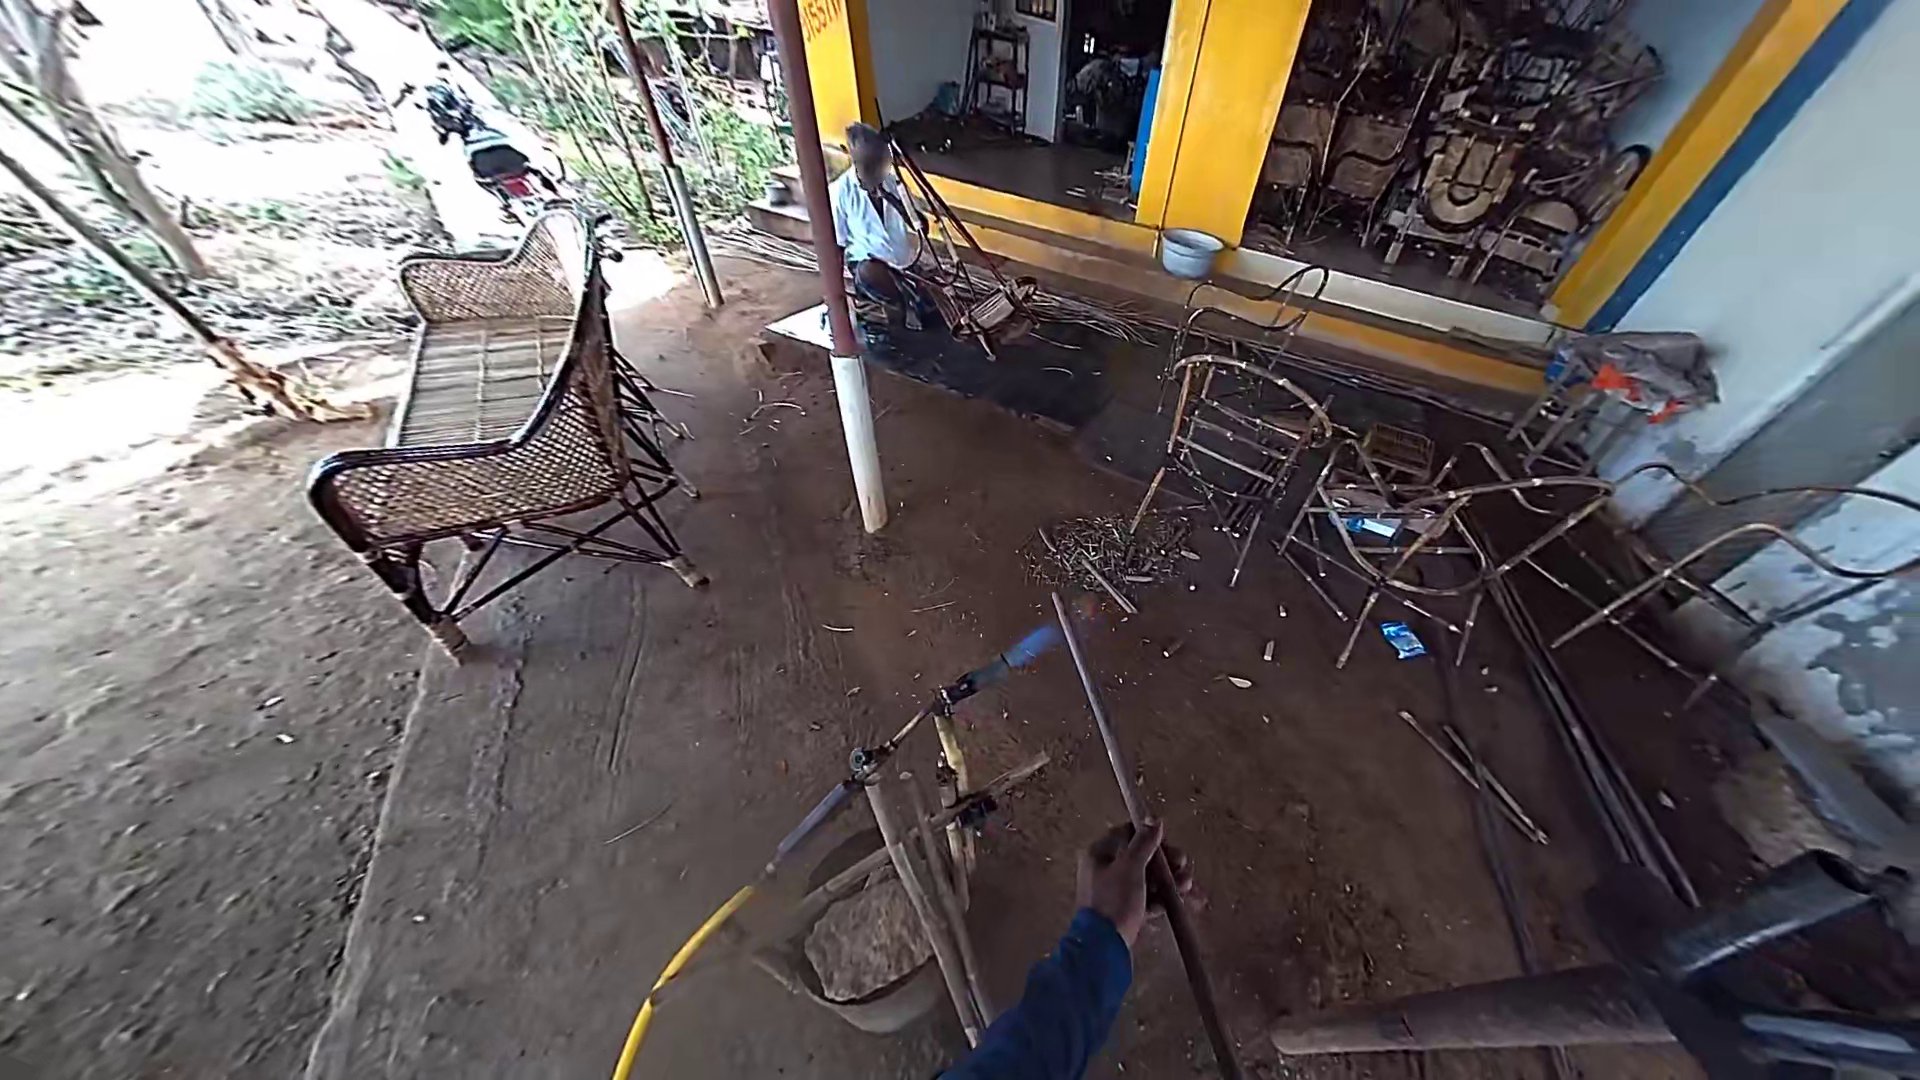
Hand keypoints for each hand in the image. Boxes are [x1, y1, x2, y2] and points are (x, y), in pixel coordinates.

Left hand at [1076, 821, 1192, 948]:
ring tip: (1188, 887)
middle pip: (1140, 857)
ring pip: (1146, 879)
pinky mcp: (1124, 911)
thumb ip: (1143, 843)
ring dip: (1168, 881)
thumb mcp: (1130, 868)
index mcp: (1099, 852)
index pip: (1127, 834)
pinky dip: (1162, 899)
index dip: (1150, 838)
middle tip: (1184, 868)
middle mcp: (1104, 868)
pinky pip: (1146, 898)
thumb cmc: (1115, 902)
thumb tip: (1154, 819)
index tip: (1169, 846)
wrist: (1104, 951)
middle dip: (1166, 863)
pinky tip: (1181, 903)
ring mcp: (1114, 891)